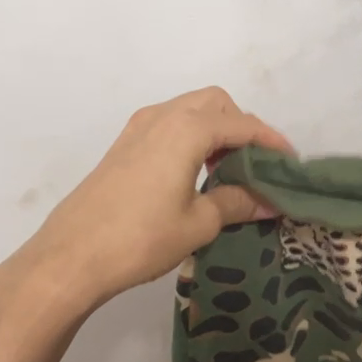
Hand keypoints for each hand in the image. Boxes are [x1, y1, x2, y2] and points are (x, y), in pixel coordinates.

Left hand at [0, 87, 293, 308]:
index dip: (271, 142)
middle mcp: (163, 117)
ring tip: (229, 169)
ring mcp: (138, 128)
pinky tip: (195, 172)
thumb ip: (237, 202)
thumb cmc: (141, 239)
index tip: (291, 164)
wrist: (70, 258)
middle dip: (242, 126)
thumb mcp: (199, 223)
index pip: (242, 125)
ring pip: (189, 109)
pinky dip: (191, 136)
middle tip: (257, 164)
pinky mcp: (123, 145)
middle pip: (215, 103)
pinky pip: (169, 124)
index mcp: (187, 129)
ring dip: (215, 129)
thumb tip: (270, 202)